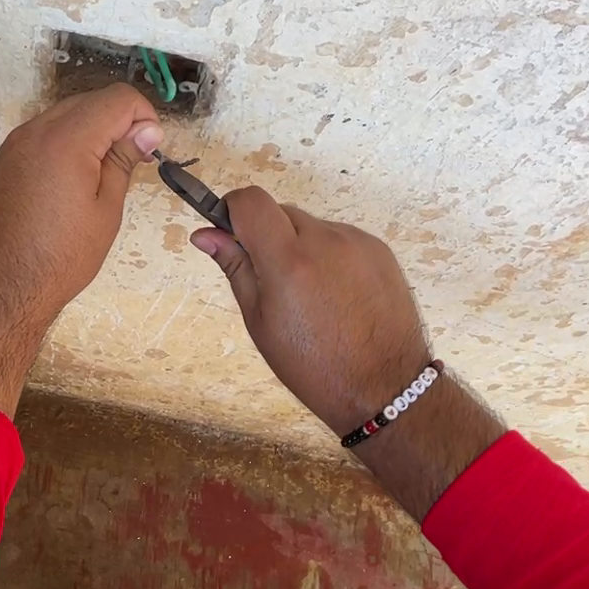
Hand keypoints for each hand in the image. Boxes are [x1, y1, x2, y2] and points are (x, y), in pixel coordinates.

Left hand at [0, 85, 162, 416]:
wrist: (2, 287)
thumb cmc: (62, 256)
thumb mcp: (106, 209)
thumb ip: (124, 160)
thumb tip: (148, 129)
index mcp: (66, 139)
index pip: (118, 99)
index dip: (143, 117)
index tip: (150, 149)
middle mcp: (37, 130)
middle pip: (92, 101)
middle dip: (119, 122)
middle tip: (133, 162)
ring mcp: (16, 142)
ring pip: (68, 113)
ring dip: (94, 130)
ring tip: (104, 174)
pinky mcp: (7, 158)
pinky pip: (46, 132)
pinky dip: (69, 141)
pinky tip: (76, 177)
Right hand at [191, 188, 503, 516]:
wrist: (384, 388)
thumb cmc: (311, 365)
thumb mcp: (260, 321)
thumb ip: (235, 267)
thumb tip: (204, 233)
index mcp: (288, 261)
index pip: (251, 201)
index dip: (233, 209)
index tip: (230, 233)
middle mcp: (324, 240)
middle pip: (280, 212)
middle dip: (267, 235)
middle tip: (271, 280)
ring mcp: (356, 242)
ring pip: (310, 226)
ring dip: (299, 246)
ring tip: (310, 295)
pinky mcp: (379, 249)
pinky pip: (339, 238)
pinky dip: (328, 255)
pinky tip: (335, 294)